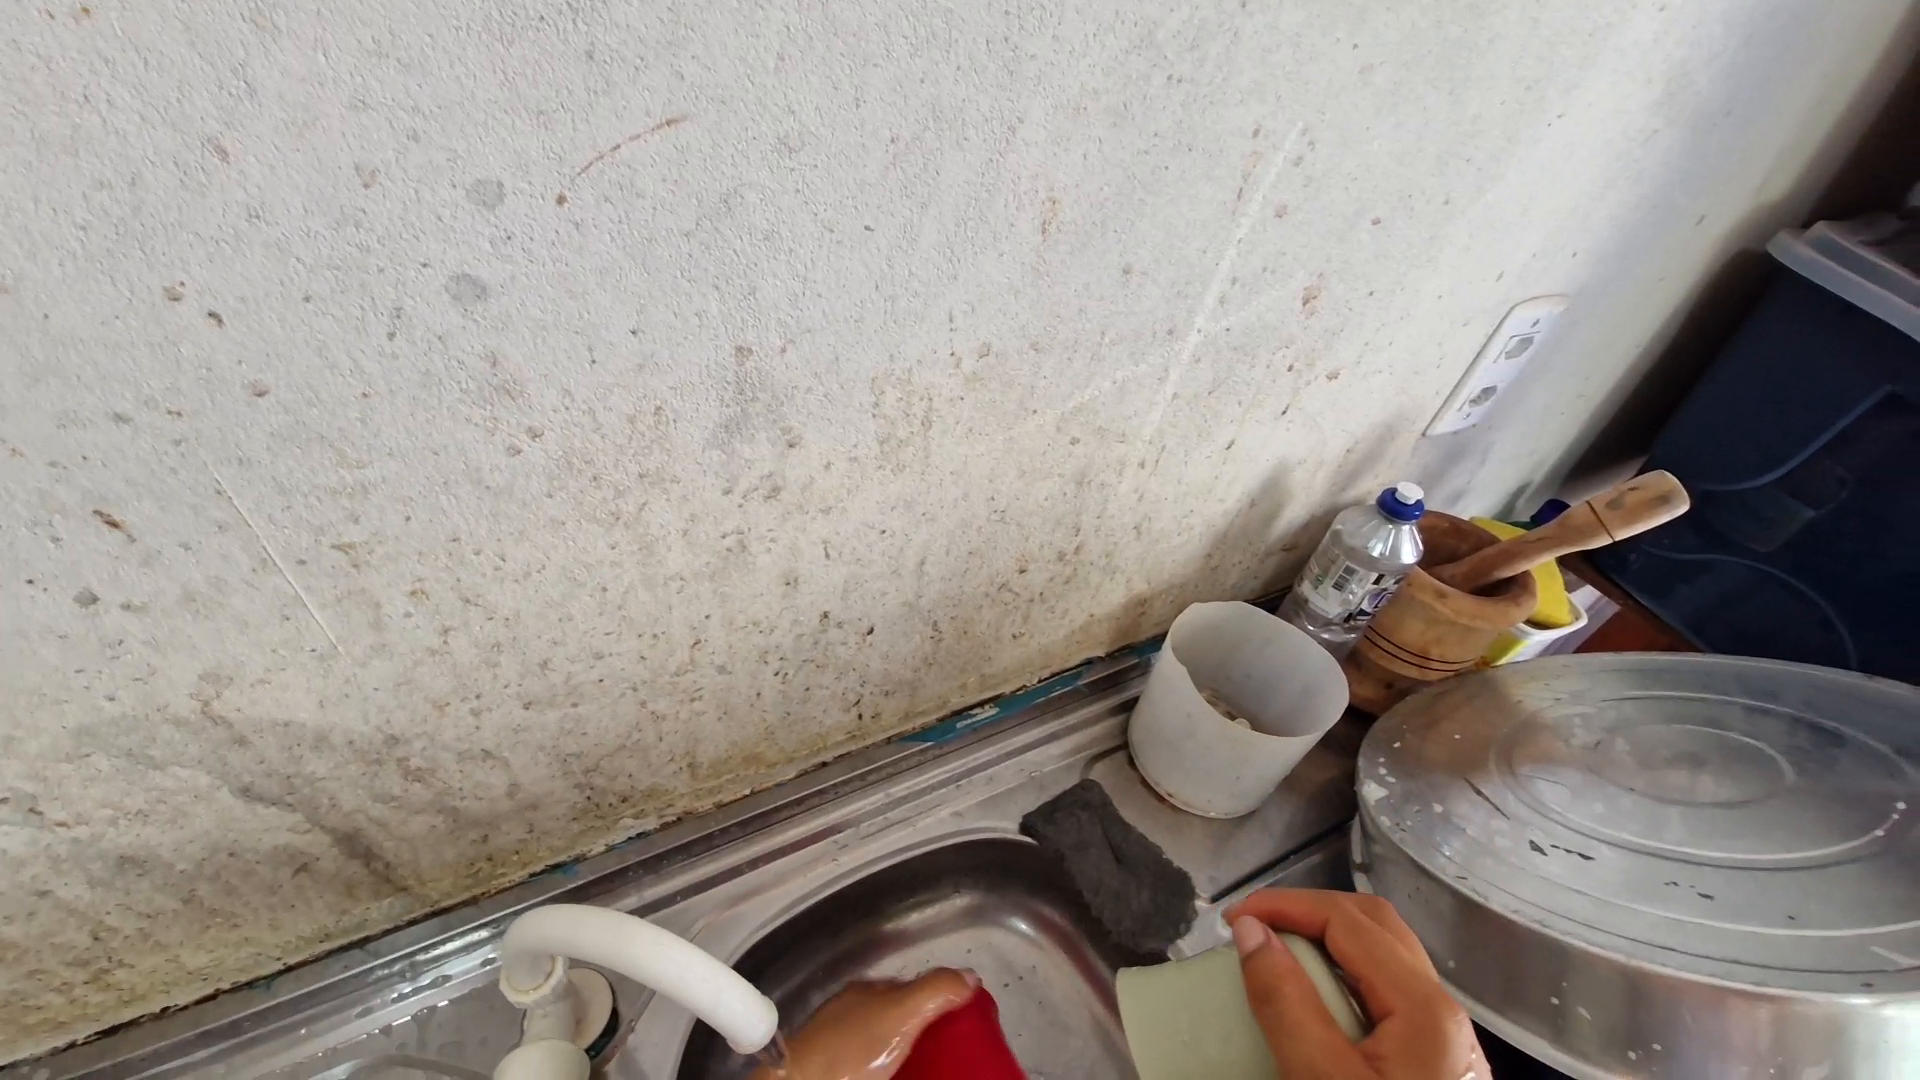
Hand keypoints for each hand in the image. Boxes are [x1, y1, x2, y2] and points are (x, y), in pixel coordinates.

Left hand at [749, 968, 979, 1079]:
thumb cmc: (849, 1052)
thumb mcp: (899, 1013)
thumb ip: (935, 990)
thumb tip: (971, 976)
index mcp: (868, 995)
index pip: (915, 992)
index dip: (942, 1007)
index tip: (968, 1030)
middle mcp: (853, 1018)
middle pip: (901, 1025)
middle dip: (928, 1041)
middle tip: (955, 1059)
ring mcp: (842, 1053)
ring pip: (887, 1053)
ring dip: (912, 1064)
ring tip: (935, 1072)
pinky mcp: (838, 1074)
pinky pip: (875, 1072)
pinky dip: (894, 1074)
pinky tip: (905, 1079)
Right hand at [1227, 889, 1488, 1079]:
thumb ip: (1284, 1002)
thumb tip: (1248, 929)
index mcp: (1424, 1007)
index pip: (1346, 920)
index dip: (1284, 905)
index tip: (1230, 921)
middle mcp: (1442, 1011)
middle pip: (1374, 924)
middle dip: (1307, 911)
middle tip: (1253, 927)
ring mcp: (1444, 1040)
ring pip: (1384, 954)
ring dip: (1325, 938)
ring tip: (1276, 955)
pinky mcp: (1434, 1065)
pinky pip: (1386, 990)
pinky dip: (1342, 972)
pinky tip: (1314, 999)